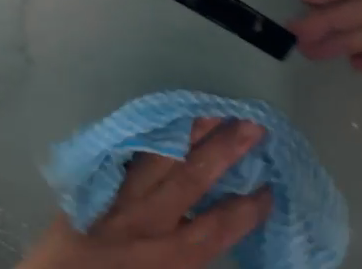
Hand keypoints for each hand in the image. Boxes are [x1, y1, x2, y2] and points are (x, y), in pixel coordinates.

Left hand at [16, 118, 273, 268]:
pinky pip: (125, 153)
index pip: (218, 226)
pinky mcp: (92, 186)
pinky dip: (146, 135)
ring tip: (213, 108)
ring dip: (188, 130)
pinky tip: (160, 119)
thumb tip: (209, 230)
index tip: (269, 188)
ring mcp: (117, 198)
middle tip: (253, 123)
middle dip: (226, 149)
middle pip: (193, 176)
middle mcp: (148, 221)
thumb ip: (188, 255)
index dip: (248, 209)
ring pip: (159, 155)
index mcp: (171, 258)